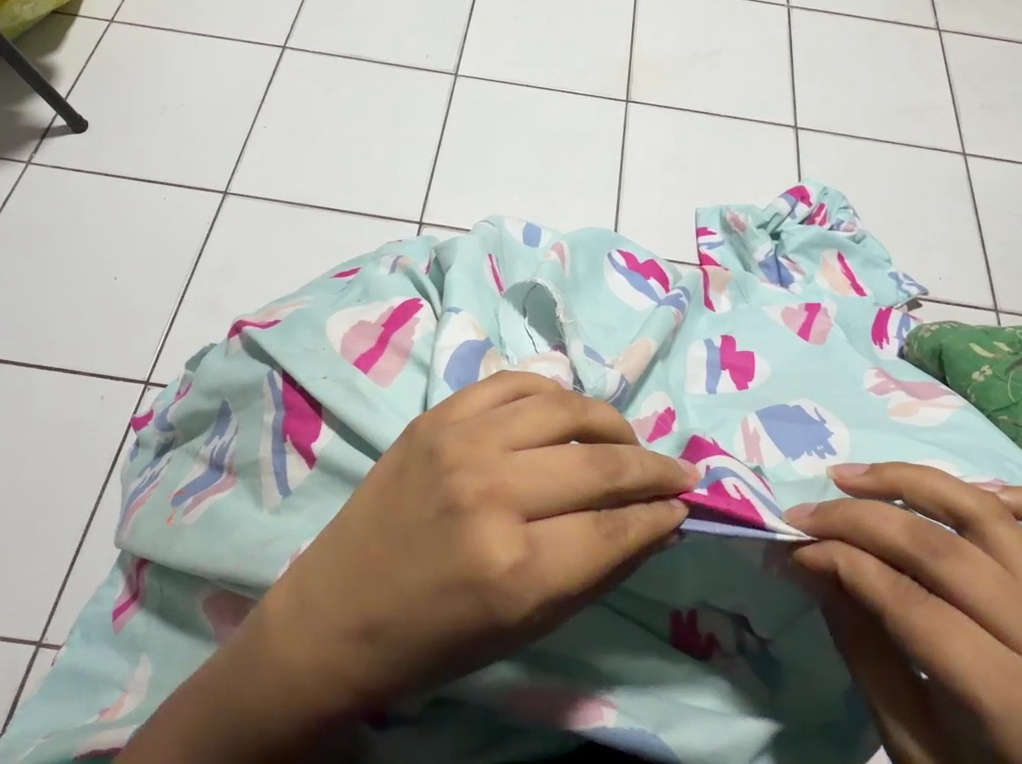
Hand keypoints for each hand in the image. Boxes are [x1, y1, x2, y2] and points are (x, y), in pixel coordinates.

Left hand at [119, 372, 697, 762]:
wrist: (336, 615)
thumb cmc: (435, 639)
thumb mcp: (528, 625)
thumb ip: (599, 569)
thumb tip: (658, 520)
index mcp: (515, 567)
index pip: (617, 526)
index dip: (661, 513)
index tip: (685, 504)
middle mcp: (491, 493)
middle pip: (600, 464)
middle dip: (653, 468)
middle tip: (678, 470)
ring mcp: (459, 444)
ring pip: (564, 409)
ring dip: (610, 422)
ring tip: (628, 439)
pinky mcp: (435, 418)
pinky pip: (513, 382)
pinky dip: (553, 392)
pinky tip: (569, 412)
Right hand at [786, 463, 1021, 763]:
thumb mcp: (910, 745)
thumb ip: (864, 649)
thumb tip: (811, 567)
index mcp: (1010, 701)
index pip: (911, 602)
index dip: (844, 563)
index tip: (792, 548)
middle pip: (945, 550)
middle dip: (863, 518)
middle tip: (806, 513)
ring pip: (992, 520)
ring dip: (917, 483)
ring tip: (856, 476)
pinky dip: (1007, 500)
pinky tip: (958, 491)